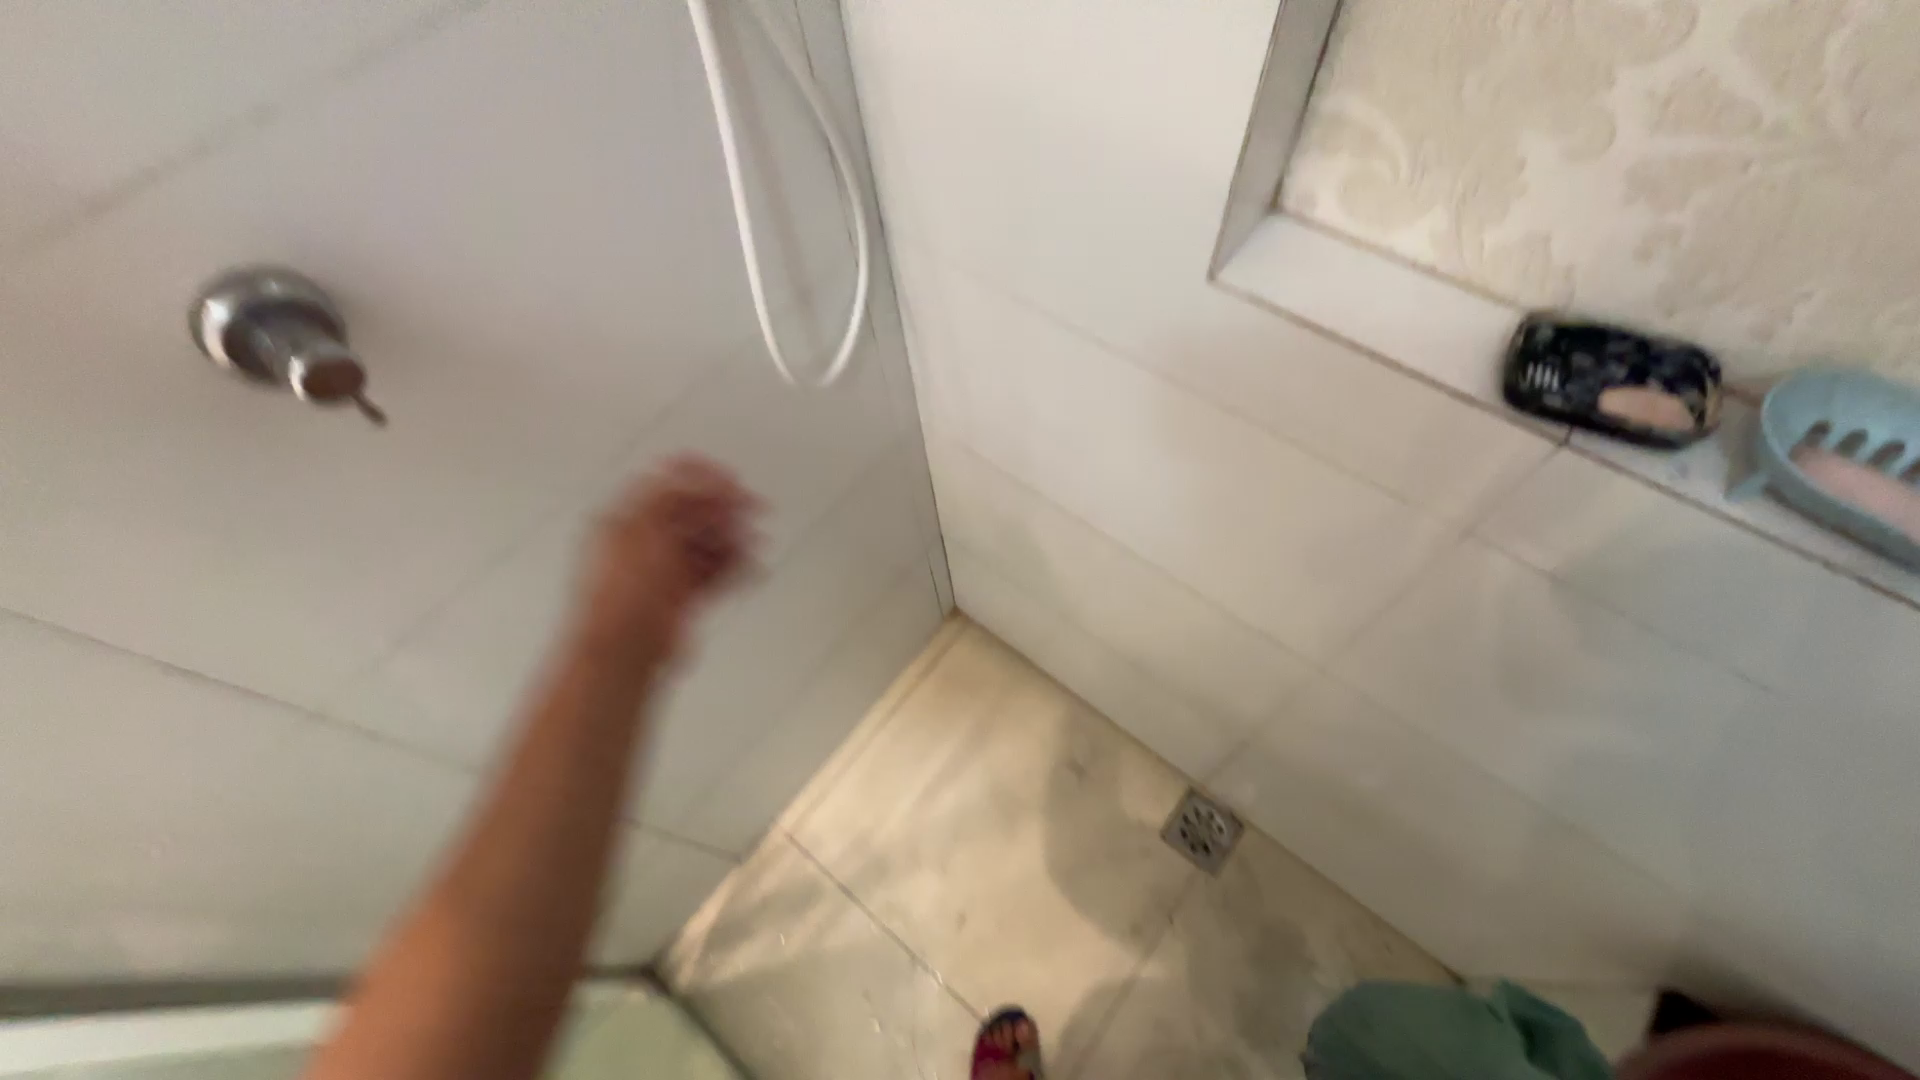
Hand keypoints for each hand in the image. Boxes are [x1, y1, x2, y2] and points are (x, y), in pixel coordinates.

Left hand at [576, 455, 759, 661]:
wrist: (621, 655)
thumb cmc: (618, 600)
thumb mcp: (646, 533)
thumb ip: (675, 503)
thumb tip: (700, 484)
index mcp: (624, 522)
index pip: (668, 484)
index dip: (703, 478)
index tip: (731, 481)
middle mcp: (643, 545)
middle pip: (693, 515)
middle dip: (726, 511)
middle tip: (751, 510)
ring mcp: (663, 573)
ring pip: (707, 545)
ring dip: (735, 540)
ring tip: (754, 542)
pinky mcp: (681, 599)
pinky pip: (714, 575)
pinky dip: (736, 569)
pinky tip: (752, 567)